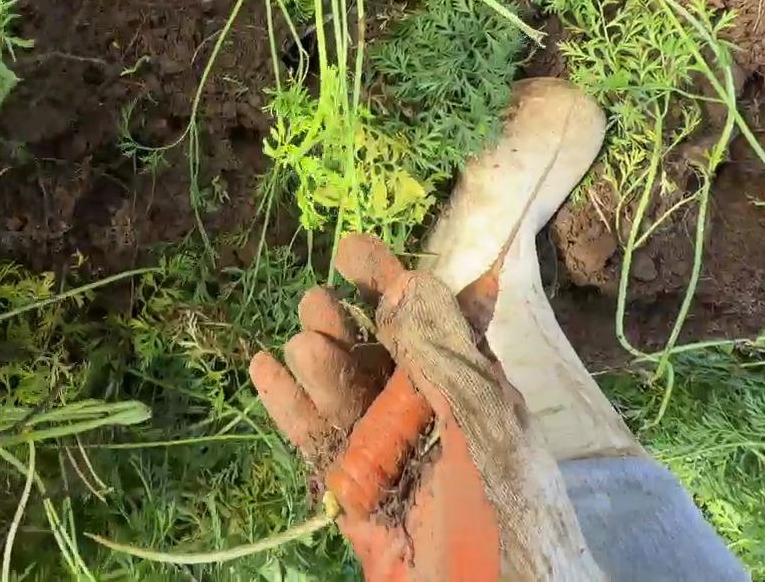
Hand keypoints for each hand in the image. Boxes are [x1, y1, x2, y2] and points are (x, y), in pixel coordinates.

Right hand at [249, 234, 506, 580]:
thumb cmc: (501, 511)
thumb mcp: (479, 421)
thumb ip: (439, 350)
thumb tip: (403, 279)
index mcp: (465, 385)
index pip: (423, 314)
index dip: (387, 278)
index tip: (348, 251)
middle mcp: (421, 408)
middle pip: (371, 349)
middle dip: (344, 320)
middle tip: (319, 304)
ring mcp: (383, 447)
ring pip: (339, 388)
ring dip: (318, 360)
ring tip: (303, 346)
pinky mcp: (351, 487)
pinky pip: (314, 437)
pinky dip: (288, 404)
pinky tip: (264, 368)